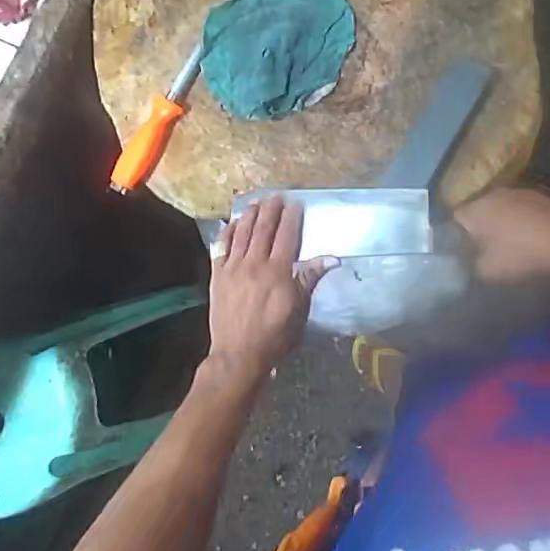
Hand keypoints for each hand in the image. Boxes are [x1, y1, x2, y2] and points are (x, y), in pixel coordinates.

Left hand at [208, 197, 333, 382]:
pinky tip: (232, 223)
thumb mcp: (299, 309)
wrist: (239, 354)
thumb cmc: (275, 335)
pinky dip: (228, 232)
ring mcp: (233, 267)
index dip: (291, 218)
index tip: (295, 204)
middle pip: (264, 229)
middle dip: (271, 210)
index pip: (286, 236)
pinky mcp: (217, 275)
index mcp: (278, 271)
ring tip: (256, 203)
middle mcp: (254, 263)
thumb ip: (310, 279)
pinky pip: (222, 247)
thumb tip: (332, 259)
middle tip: (276, 196)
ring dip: (250, 215)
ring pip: (243, 233)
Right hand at [453, 188, 549, 283]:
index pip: (456, 217)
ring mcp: (521, 193)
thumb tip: (473, 262)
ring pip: (504, 208)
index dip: (457, 234)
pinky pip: (526, 210)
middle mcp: (495, 194)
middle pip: (480, 210)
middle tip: (487, 250)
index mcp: (477, 209)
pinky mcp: (544, 197)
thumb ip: (474, 266)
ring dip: (505, 223)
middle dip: (482, 228)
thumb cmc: (523, 253)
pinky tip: (535, 239)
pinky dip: (526, 222)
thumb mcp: (491, 270)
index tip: (464, 251)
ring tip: (513, 245)